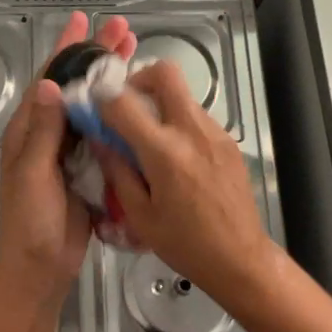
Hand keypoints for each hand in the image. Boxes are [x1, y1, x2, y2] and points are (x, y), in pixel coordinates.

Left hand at [0, 12, 135, 293]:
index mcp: (29, 130)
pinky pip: (102, 132)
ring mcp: (68, 151)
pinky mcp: (87, 168)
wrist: (41, 267)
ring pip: (90, 106)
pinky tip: (136, 101)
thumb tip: (50, 82)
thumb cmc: (30, 221)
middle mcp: (47, 134)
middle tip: (123, 29)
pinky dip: (117, 112)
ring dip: (109, 80)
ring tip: (134, 53)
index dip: (67, 48)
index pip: (49, 79)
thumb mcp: (32, 173)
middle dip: (96, 56)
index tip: (83, 19)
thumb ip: (43, 131)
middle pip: (73, 86)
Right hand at [95, 61, 280, 306]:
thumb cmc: (184, 244)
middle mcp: (192, 132)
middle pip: (165, 73)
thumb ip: (117, 171)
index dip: (101, 98)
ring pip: (183, 94)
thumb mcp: (139, 215)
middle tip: (128, 106)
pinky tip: (176, 157)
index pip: (123, 103)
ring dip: (161, 104)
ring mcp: (216, 133)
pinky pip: (198, 117)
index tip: (92, 104)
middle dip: (140, 79)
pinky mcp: (229, 142)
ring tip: (150, 138)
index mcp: (164, 153)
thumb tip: (100, 139)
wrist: (239, 258)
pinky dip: (180, 123)